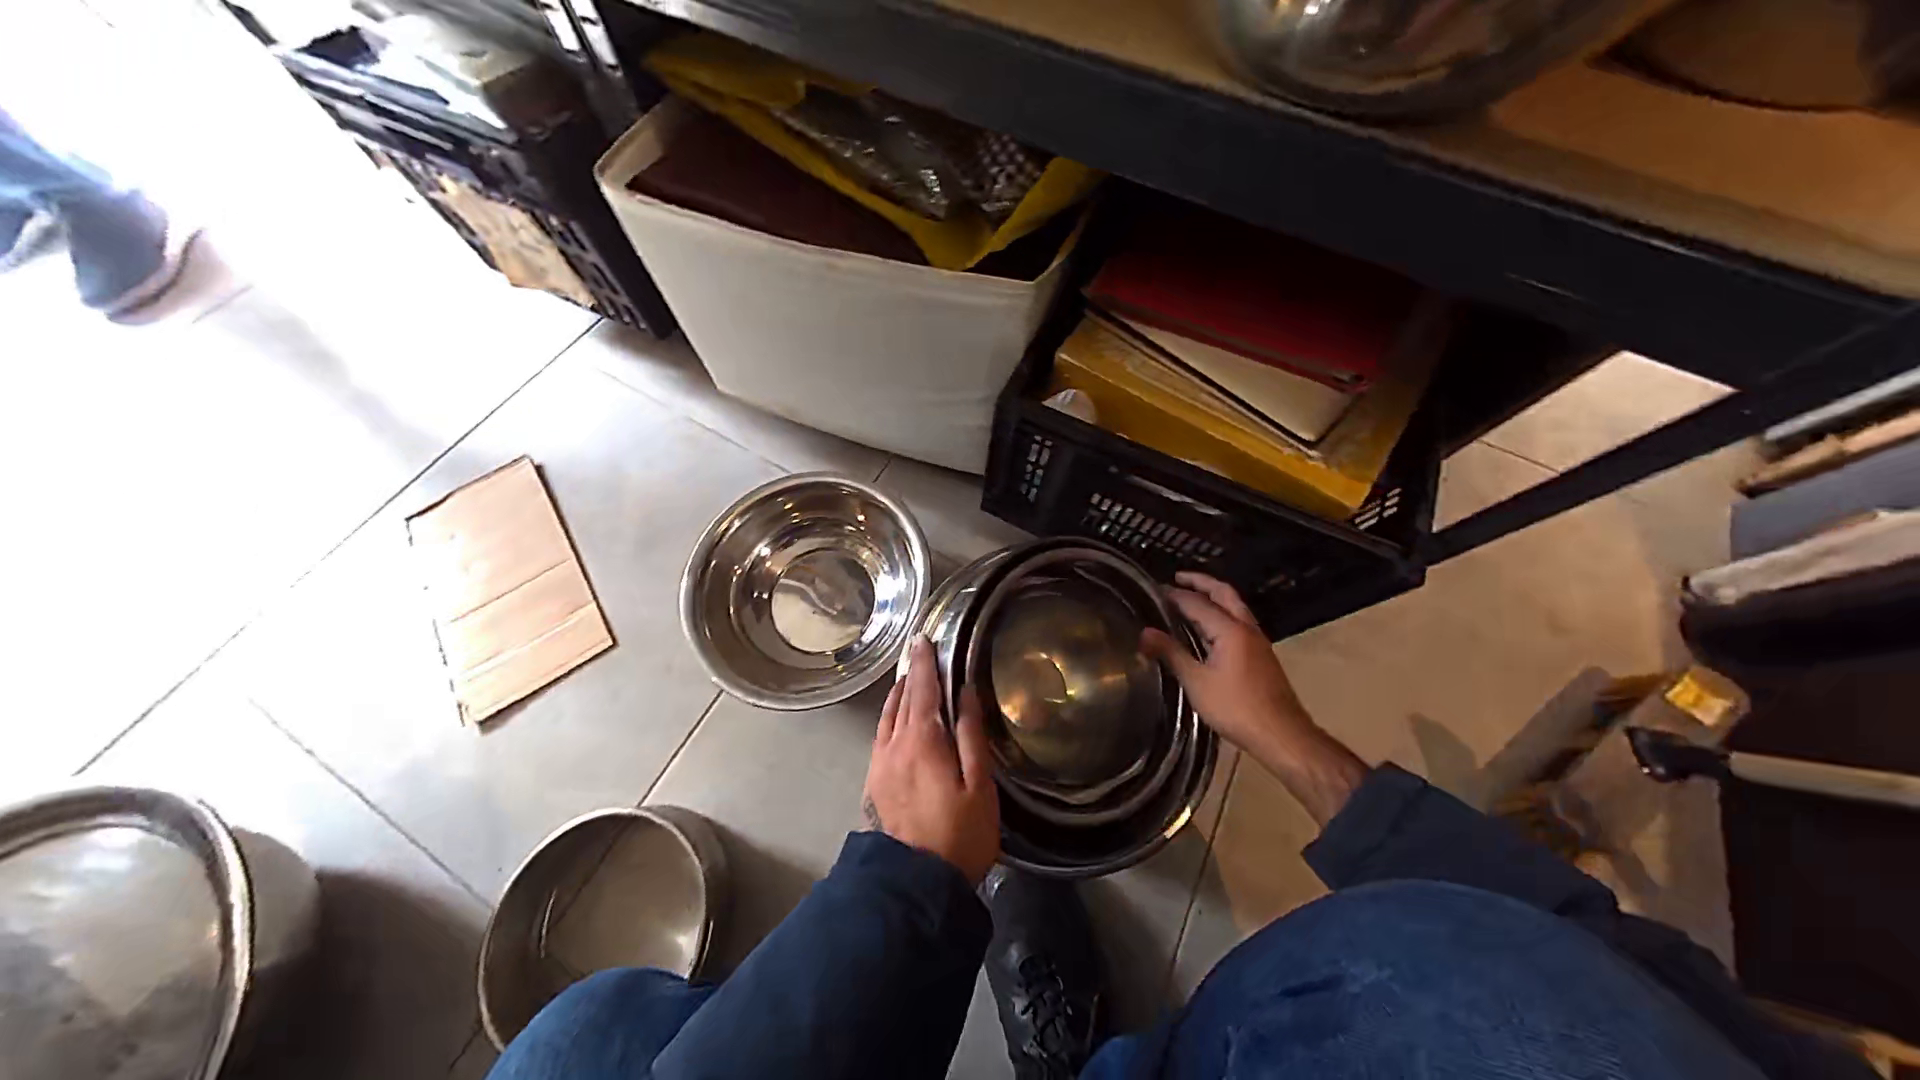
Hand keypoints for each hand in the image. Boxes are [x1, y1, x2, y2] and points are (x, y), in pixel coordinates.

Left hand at [861, 637, 1000, 883]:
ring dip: (898, 695)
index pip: (921, 689)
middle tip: (920, 655)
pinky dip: (891, 718)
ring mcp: (880, 764)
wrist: (914, 883)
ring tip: (910, 683)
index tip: (923, 639)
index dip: (923, 662)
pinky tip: (899, 723)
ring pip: (886, 718)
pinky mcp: (874, 782)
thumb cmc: (958, 835)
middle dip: (910, 674)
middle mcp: (894, 745)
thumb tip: (965, 695)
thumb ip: (970, 737)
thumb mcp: (979, 786)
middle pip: (900, 699)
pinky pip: (881, 736)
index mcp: (922, 741)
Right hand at [1140, 572, 1366, 825]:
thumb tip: (1144, 632)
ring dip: (1214, 597)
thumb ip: (1171, 653)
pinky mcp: (1261, 655)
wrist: (1281, 734)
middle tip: (1179, 578)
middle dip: (1201, 582)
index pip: (1198, 603)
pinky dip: (1221, 613)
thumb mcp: (1196, 682)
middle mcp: (1247, 628)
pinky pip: (1238, 622)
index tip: (1154, 589)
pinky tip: (1209, 628)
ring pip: (1235, 607)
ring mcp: (1258, 641)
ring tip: (1191, 597)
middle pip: (1224, 594)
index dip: (1175, 595)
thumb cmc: (1236, 708)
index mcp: (1230, 630)